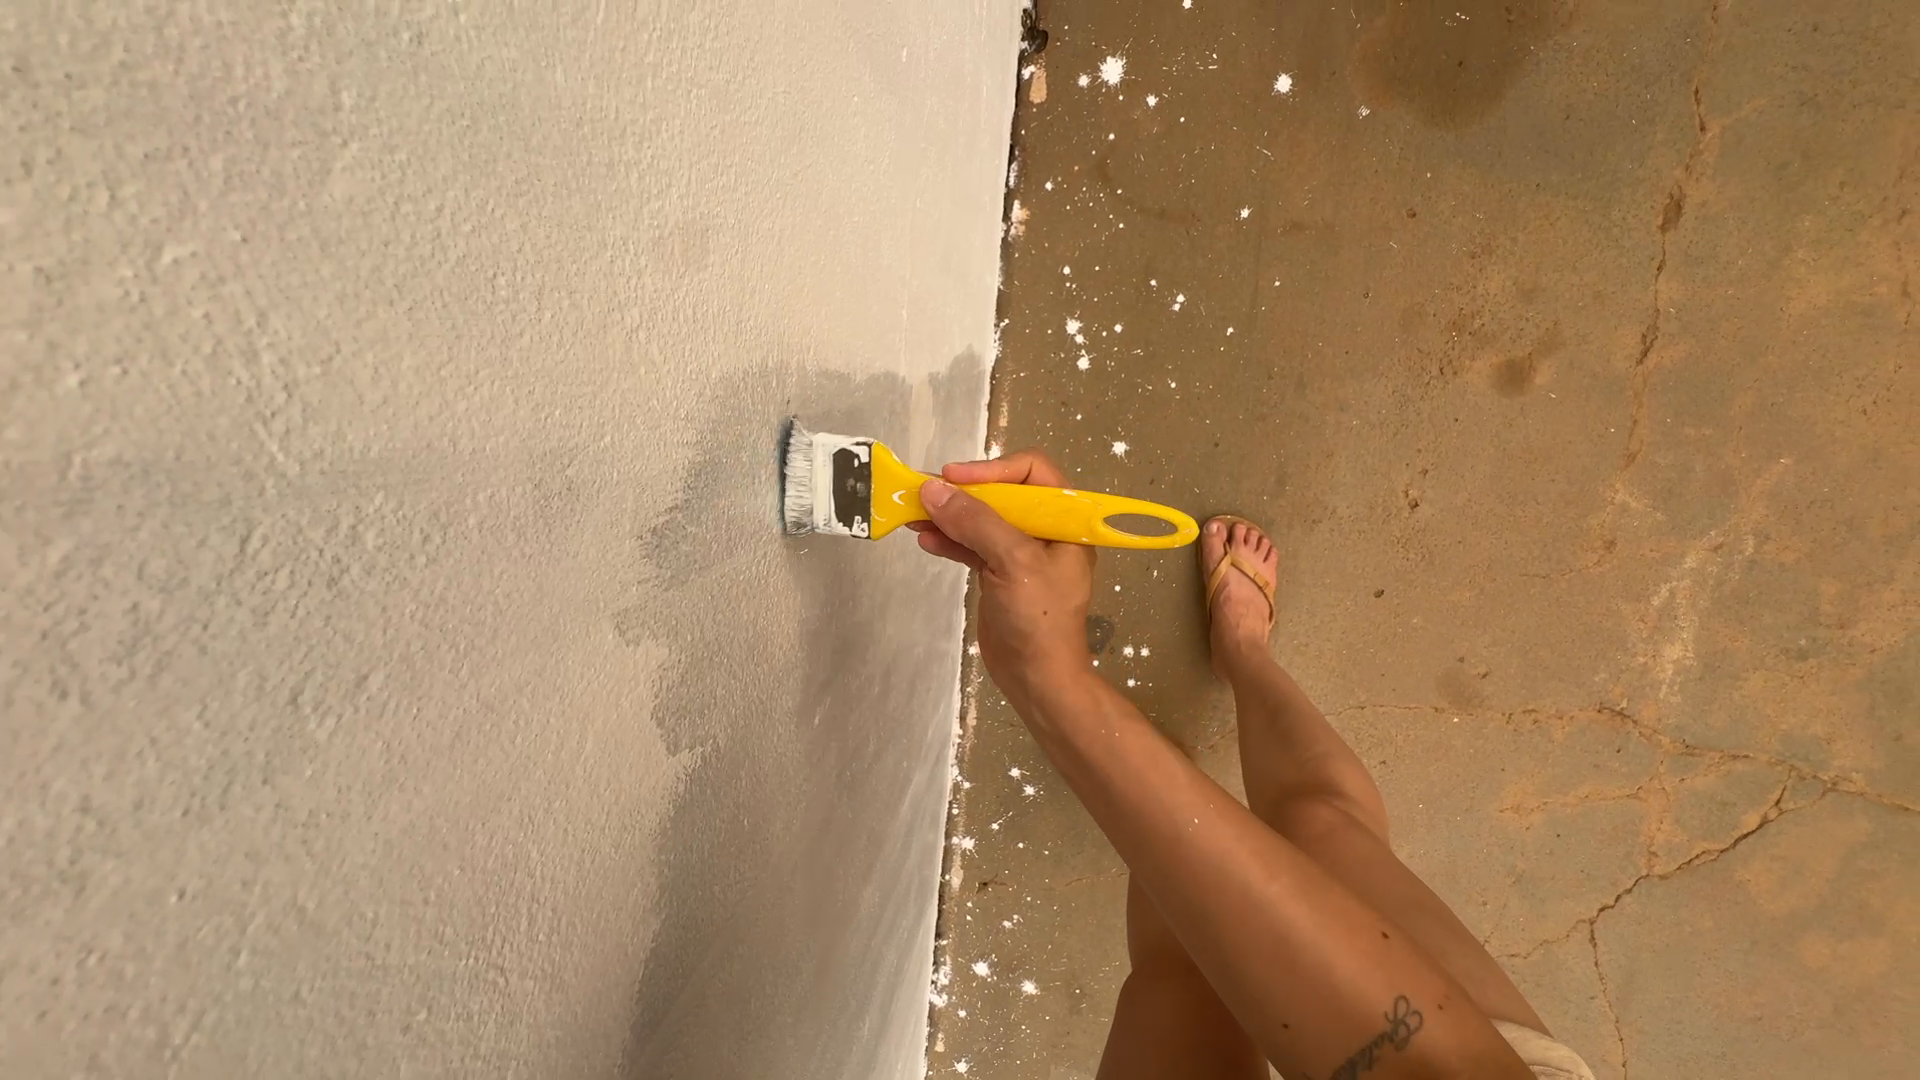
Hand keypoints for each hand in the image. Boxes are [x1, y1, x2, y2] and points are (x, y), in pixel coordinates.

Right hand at [910, 449, 1096, 706]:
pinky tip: (925, 538)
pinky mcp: (999, 575)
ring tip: (913, 514)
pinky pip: (972, 546)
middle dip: (963, 492)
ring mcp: (1021, 554)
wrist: (1038, 680)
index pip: (1031, 472)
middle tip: (924, 493)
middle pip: (1002, 494)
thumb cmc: (1038, 619)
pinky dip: (949, 540)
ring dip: (949, 515)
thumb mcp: (1013, 563)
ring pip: (982, 520)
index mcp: (1064, 521)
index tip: (954, 478)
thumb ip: (976, 523)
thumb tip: (932, 489)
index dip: (993, 469)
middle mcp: (1045, 531)